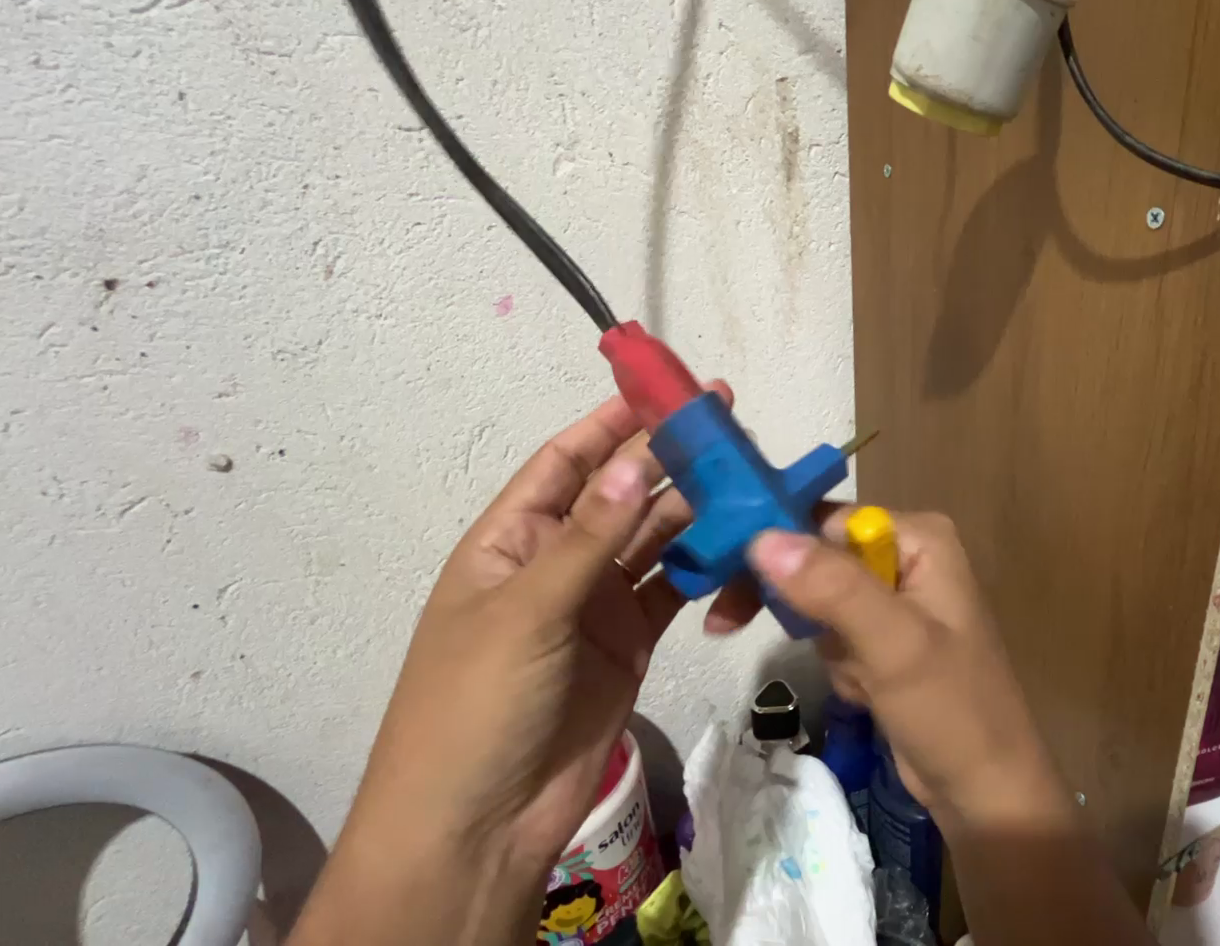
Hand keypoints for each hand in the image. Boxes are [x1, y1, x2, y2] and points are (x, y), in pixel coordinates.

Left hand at [293, 389, 760, 945]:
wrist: (480, 826)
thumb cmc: (475, 706)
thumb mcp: (526, 613)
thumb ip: (589, 537)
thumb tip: (636, 460)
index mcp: (510, 541)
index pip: (565, 464)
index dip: (611, 425)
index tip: (665, 393)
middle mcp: (557, 561)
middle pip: (620, 497)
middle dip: (667, 463)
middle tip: (728, 431)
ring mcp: (597, 602)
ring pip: (653, 540)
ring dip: (692, 512)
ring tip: (744, 481)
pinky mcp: (632, 640)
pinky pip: (673, 589)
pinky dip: (703, 568)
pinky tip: (736, 545)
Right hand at [746, 513, 1070, 827]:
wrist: (984, 789)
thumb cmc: (950, 710)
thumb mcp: (894, 644)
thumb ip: (833, 588)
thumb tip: (762, 537)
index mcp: (919, 537)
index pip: (826, 520)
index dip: (774, 544)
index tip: (722, 572)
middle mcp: (907, 554)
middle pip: (816, 555)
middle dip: (789, 600)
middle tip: (726, 624)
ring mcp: (895, 597)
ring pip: (817, 597)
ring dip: (821, 643)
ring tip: (860, 681)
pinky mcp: (883, 637)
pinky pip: (832, 633)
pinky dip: (836, 663)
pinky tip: (866, 692)